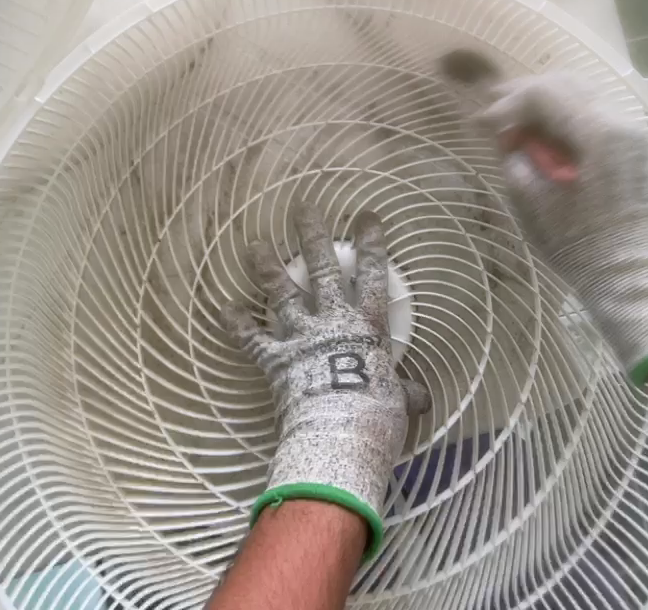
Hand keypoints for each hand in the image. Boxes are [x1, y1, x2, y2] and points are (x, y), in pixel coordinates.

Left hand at [222, 207, 429, 561]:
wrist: (340, 439)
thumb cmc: (377, 419)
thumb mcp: (400, 403)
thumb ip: (407, 393)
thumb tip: (422, 398)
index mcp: (367, 325)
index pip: (372, 274)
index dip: (370, 244)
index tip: (366, 216)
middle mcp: (333, 320)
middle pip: (323, 269)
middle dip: (313, 236)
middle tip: (302, 208)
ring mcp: (301, 336)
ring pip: (282, 292)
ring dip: (267, 267)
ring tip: (253, 243)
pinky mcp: (275, 359)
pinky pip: (252, 338)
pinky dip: (237, 323)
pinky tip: (224, 307)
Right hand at [475, 72, 647, 383]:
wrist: (632, 275)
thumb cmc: (581, 245)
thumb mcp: (534, 202)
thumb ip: (517, 159)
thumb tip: (507, 139)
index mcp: (598, 133)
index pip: (544, 94)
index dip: (507, 105)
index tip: (480, 125)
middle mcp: (620, 120)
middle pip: (564, 83)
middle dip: (523, 94)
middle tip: (491, 111)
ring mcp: (631, 130)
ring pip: (580, 92)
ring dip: (544, 100)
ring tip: (513, 117)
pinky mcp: (632, 144)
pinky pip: (592, 110)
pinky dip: (563, 113)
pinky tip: (541, 129)